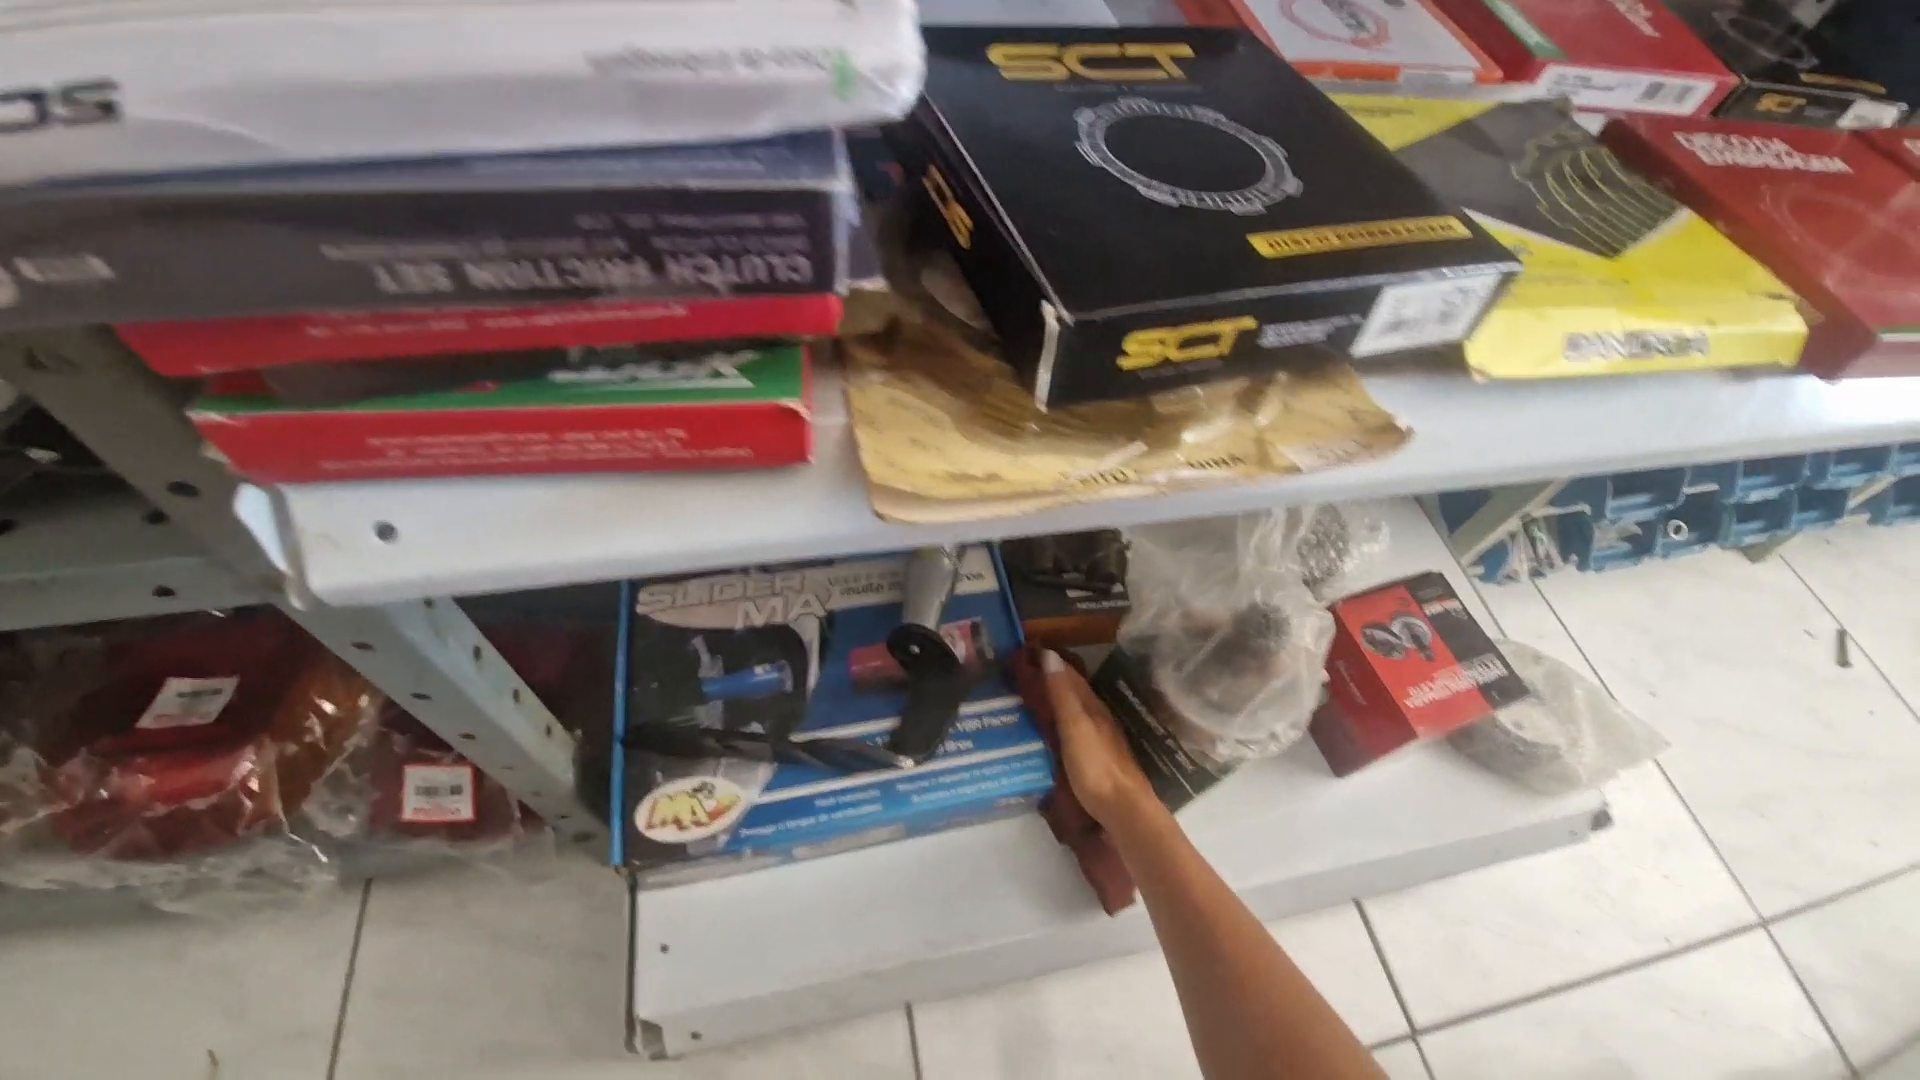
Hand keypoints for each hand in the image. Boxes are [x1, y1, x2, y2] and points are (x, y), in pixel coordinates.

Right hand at [1042, 650, 1161, 831]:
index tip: (1025, 651)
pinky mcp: (1093, 760)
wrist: (1122, 811)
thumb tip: (1049, 654)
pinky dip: (1055, 724)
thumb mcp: (1075, 728)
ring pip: (1071, 712)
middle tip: (1017, 673)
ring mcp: (1097, 740)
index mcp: (1093, 707)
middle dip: (1048, 680)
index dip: (1049, 661)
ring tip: (1025, 699)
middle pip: (1071, 692)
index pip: (1069, 674)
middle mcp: (1097, 719)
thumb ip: (1062, 695)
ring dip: (1052, 701)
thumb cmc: (1096, 767)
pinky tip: (1045, 731)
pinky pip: (1070, 732)